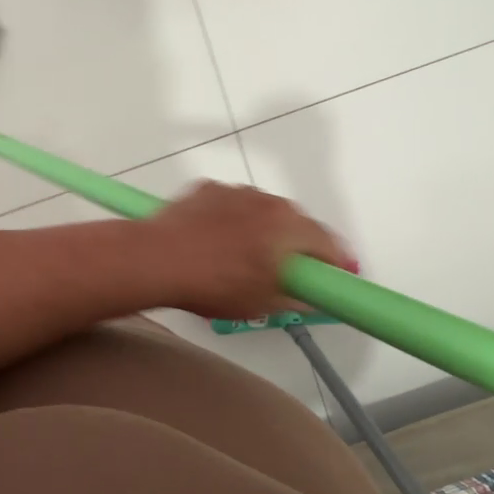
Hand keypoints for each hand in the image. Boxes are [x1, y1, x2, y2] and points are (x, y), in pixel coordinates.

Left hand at [142, 181, 357, 319]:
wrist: (156, 258)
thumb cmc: (214, 284)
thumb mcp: (263, 304)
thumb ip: (297, 299)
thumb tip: (312, 298)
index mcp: (290, 227)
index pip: (328, 245)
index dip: (335, 263)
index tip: (337, 276)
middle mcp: (268, 201)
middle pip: (295, 223)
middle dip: (296, 246)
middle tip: (286, 271)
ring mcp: (235, 192)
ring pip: (260, 211)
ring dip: (261, 230)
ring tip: (243, 258)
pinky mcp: (205, 189)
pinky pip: (229, 206)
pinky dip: (229, 220)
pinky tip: (214, 242)